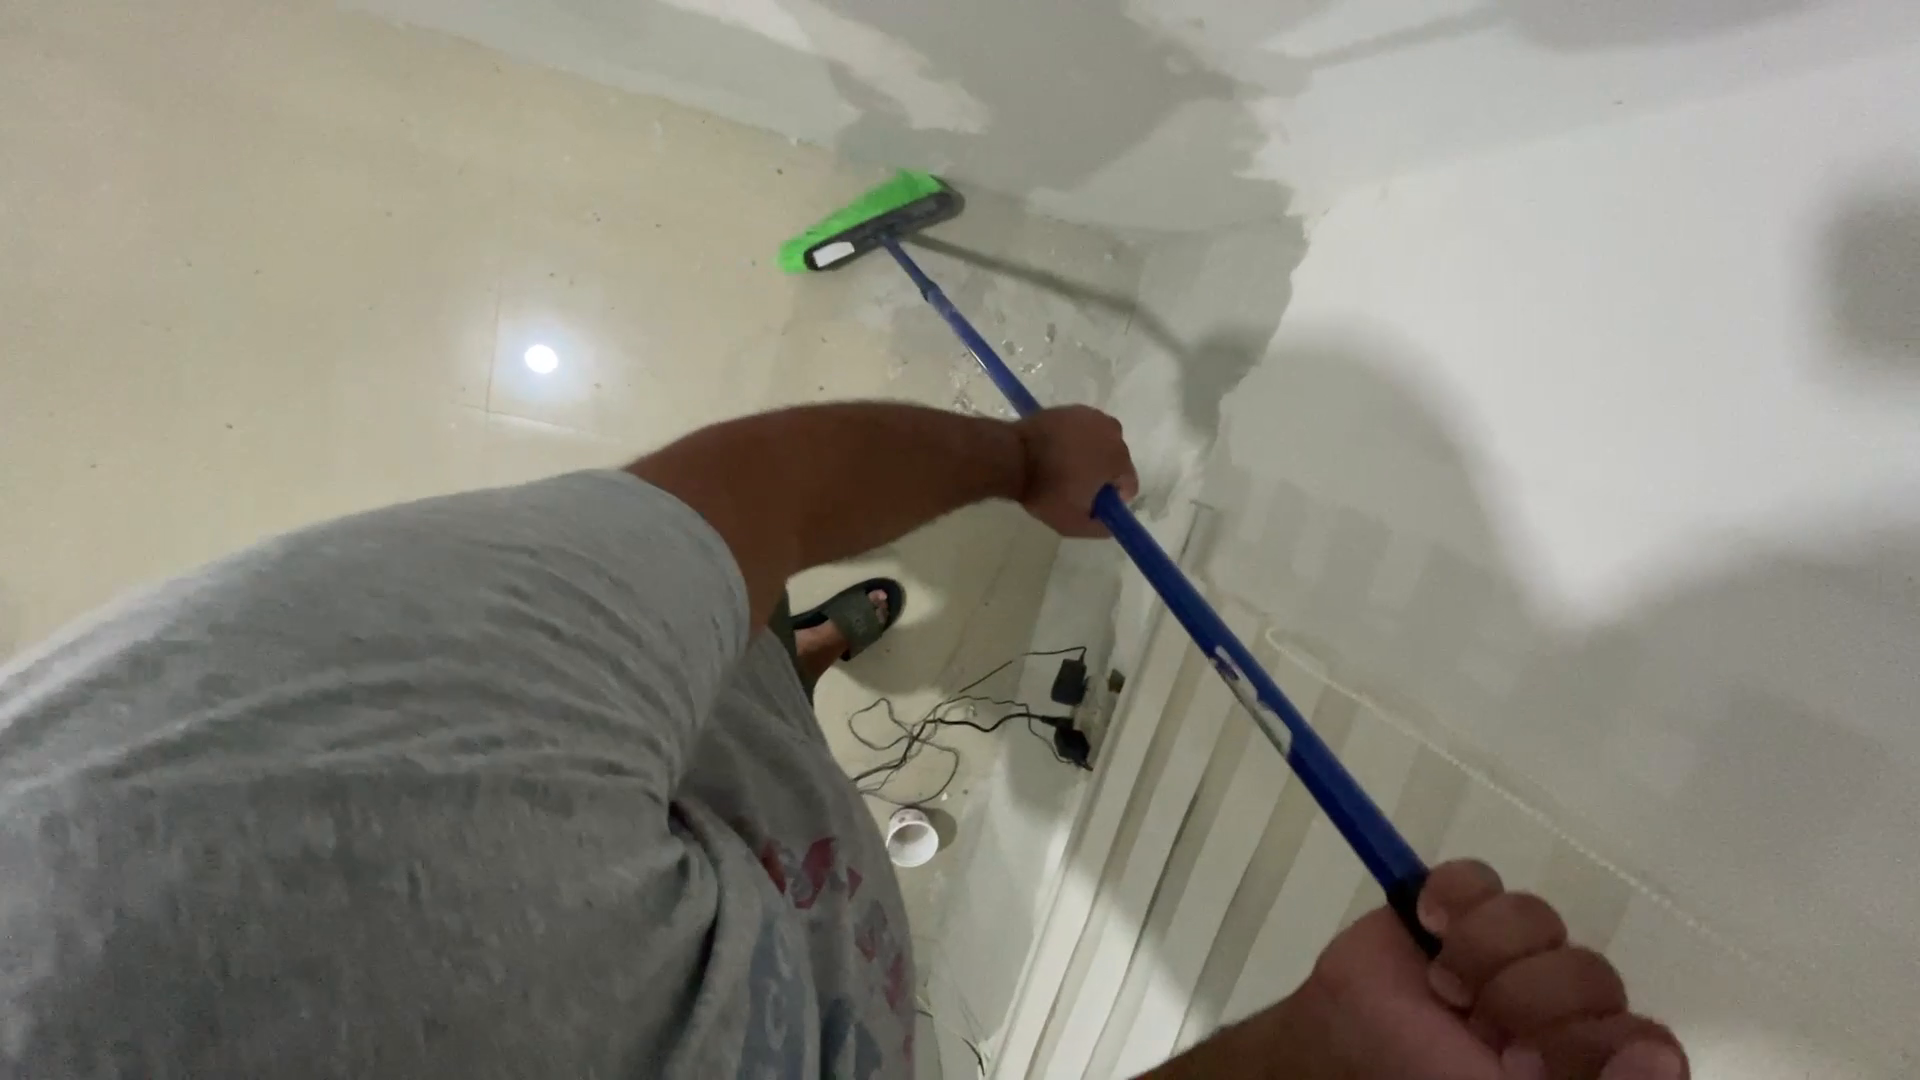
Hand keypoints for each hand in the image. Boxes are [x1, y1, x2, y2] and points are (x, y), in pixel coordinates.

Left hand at [1013, 406, 1138, 537]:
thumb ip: (1099, 528)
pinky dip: (1075, 440)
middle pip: (1115, 461)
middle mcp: (1112, 432)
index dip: (1112, 499)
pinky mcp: (1070, 408)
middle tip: (1076, 486)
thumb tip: (1110, 524)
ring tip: (1064, 466)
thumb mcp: (1073, 523)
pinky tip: (1057, 450)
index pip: (1128, 485)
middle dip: (1102, 474)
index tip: (1092, 504)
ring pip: (1100, 443)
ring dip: (1090, 454)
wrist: (1012, 456)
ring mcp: (1090, 416)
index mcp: (1119, 459)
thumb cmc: (1046, 491)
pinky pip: (1081, 430)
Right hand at [1148, 860, 1687, 1079]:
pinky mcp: (1453, 907)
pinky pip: (1478, 876)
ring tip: (1445, 985)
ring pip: (1536, 918)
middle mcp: (1559, 1006)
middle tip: (1481, 1027)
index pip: (1644, 1037)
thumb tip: (1655, 1052)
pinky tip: (1430, 923)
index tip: (1527, 1065)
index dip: (1592, 1043)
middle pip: (1589, 973)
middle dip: (1525, 1002)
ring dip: (1481, 953)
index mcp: (1588, 1060)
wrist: (1346, 1043)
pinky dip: (1453, 895)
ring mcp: (1505, 952)